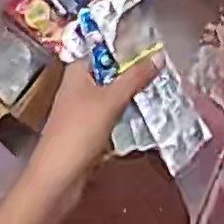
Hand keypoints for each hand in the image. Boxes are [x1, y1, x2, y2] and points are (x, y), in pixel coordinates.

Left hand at [33, 55, 160, 183]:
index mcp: (77, 69)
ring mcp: (82, 108)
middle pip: (111, 72)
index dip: (128, 46)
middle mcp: (78, 84)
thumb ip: (135, 77)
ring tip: (163, 87)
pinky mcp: (88, 129)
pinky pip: (113, 113)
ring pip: (113, 94)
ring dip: (133, 93)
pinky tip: (148, 112)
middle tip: (166, 68)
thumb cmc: (80, 131)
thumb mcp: (111, 100)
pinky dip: (127, 113)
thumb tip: (159, 54)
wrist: (57, 178)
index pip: (105, 49)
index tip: (156, 46)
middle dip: (135, 72)